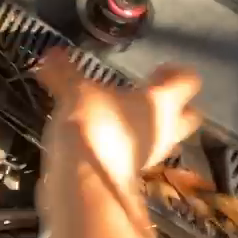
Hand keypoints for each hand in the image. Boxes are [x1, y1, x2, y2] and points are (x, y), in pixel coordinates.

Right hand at [35, 50, 201, 229]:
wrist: (83, 183)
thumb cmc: (92, 128)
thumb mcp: (74, 94)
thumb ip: (63, 74)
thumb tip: (49, 53)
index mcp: (162, 101)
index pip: (186, 81)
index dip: (175, 74)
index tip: (157, 71)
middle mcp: (164, 129)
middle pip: (188, 118)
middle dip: (174, 110)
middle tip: (151, 103)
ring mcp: (148, 158)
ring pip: (162, 142)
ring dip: (148, 134)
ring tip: (123, 127)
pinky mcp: (126, 178)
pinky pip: (132, 161)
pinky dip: (122, 155)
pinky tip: (101, 149)